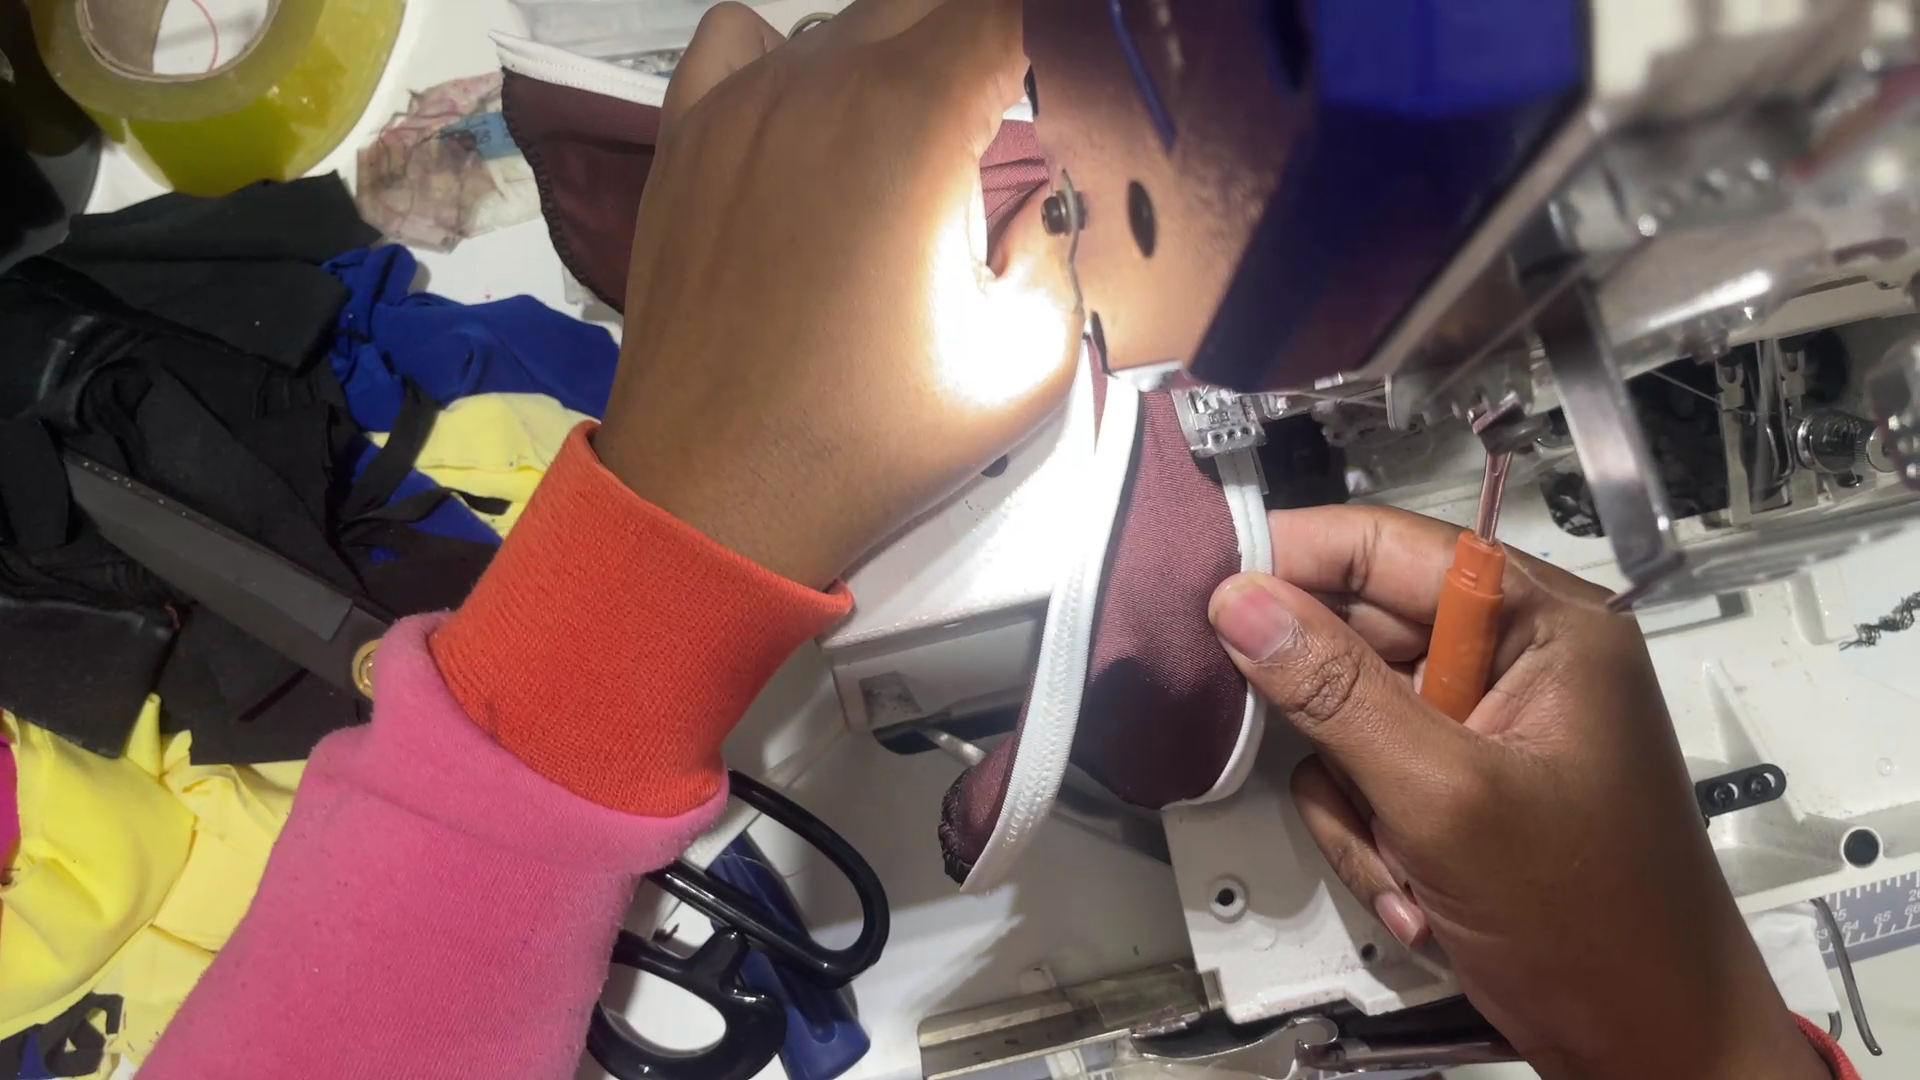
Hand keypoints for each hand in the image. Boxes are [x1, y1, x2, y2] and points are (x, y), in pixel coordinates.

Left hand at [595, 0, 1081, 588]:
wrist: (723, 493)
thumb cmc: (874, 441)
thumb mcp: (1023, 366)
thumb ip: (1057, 257)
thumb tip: (1036, 206)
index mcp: (913, 124)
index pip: (1004, 13)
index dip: (1051, 45)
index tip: (1057, 101)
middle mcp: (819, 82)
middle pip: (924, 7)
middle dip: (978, 56)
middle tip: (993, 145)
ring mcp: (736, 104)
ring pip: (840, 29)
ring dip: (893, 71)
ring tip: (905, 160)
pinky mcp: (681, 144)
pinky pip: (739, 49)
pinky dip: (790, 67)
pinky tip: (806, 133)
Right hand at [1208, 506, 1828, 1079]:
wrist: (1648, 1058)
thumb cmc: (1587, 925)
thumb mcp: (1444, 795)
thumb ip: (1332, 688)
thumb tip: (1235, 601)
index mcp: (1536, 623)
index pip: (1382, 546)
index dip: (1289, 555)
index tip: (1205, 586)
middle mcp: (1495, 652)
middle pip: (1350, 623)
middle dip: (1313, 699)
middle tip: (1288, 736)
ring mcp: (1461, 713)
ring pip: (1332, 699)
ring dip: (1340, 783)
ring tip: (1390, 849)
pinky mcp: (1432, 765)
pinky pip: (1344, 757)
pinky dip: (1353, 819)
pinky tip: (1401, 876)